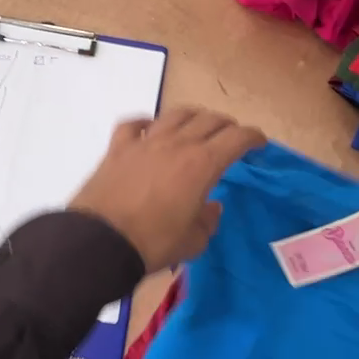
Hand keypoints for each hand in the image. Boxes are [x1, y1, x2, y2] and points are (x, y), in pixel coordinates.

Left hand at [71, 108, 265, 270]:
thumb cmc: (154, 243)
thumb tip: (210, 207)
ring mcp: (145, 143)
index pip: (237, 138)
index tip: (259, 143)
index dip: (253, 137)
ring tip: (197, 126)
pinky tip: (149, 128)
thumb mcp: (194, 241)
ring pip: (176, 114)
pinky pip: (134, 125)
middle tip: (231, 137)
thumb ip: (208, 220)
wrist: (99, 243)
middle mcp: (177, 144)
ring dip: (193, 116)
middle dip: (227, 125)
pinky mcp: (117, 149)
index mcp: (203, 164)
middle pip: (210, 120)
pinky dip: (146, 123)